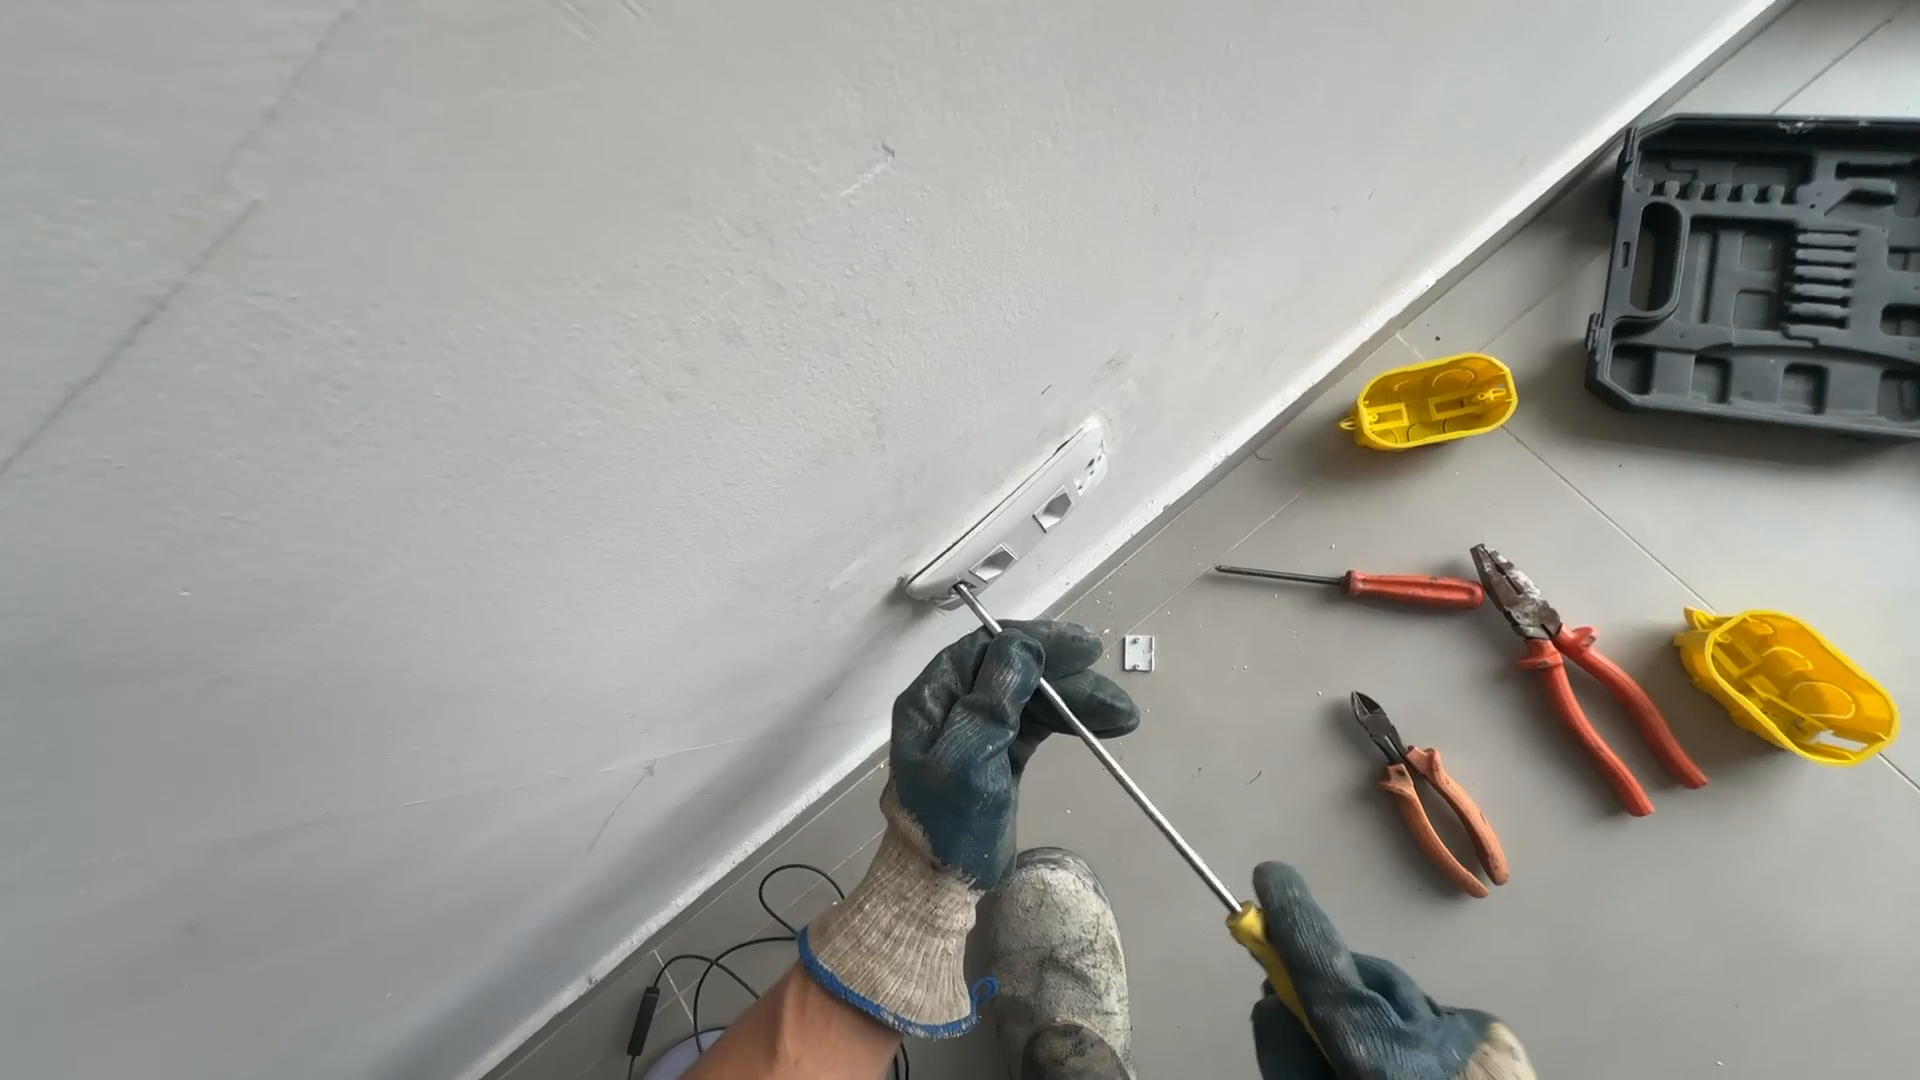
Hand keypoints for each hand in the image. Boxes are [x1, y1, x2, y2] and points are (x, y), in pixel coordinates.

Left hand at [890, 619, 1138, 887]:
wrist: (939, 885)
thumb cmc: (947, 825)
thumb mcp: (967, 760)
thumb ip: (992, 700)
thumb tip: (1023, 645)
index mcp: (934, 697)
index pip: (987, 649)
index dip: (1036, 642)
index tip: (1082, 648)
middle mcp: (953, 703)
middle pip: (1016, 671)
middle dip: (1065, 677)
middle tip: (1111, 688)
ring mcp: (977, 726)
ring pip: (1031, 696)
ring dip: (1075, 701)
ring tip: (1123, 715)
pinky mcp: (999, 750)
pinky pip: (1035, 722)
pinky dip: (1067, 720)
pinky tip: (1100, 724)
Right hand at [1249, 862, 1533, 1079]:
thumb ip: (1289, 1057)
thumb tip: (1275, 1000)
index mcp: (1380, 1062)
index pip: (1323, 965)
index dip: (1290, 916)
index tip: (1268, 876)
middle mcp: (1434, 1040)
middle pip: (1358, 981)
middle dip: (1326, 988)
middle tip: (1309, 1024)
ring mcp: (1477, 1042)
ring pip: (1397, 1000)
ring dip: (1371, 1017)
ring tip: (1368, 1066)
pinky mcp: (1500, 1047)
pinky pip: (1433, 1025)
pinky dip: (1411, 1038)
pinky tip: (1415, 1075)